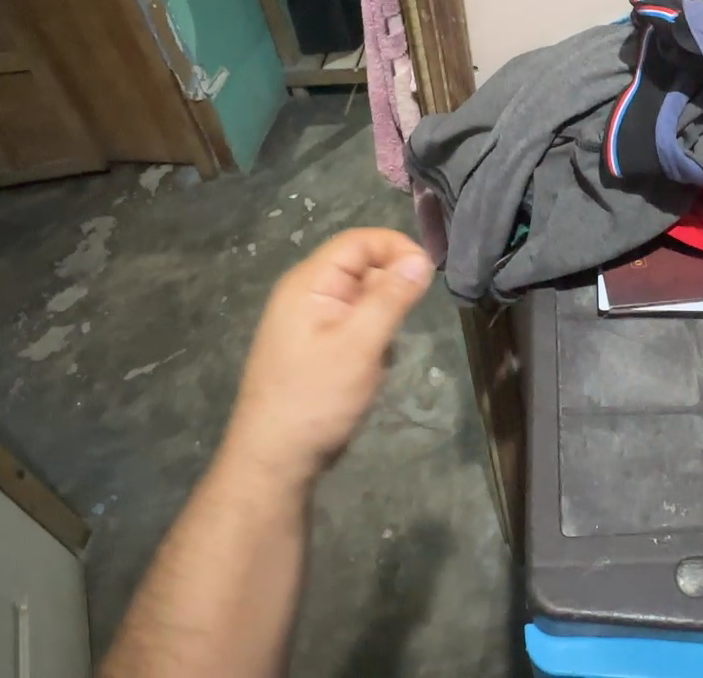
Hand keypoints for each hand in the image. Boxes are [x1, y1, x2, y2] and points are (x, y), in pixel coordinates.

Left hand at [220, 228, 434, 487]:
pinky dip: (371, 340)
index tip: (428, 275)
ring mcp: (309, 321)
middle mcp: (306, 294)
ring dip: (382, 321)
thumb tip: (422, 259)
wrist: (273, 462)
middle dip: (391, 291)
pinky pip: (355, 325)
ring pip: (363, 299)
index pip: (359, 241)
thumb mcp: (361, 346)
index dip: (397, 248)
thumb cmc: (316, 400)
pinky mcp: (316, 346)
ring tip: (380, 356)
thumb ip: (392, 298)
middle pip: (362, 267)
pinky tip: (367, 371)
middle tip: (403, 325)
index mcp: (309, 283)